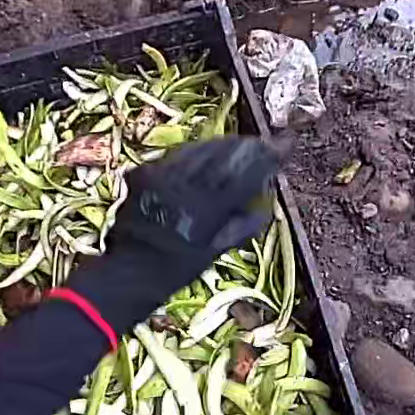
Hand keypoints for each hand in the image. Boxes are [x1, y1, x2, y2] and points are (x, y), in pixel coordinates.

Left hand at [66, 137, 280, 331]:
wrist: (130, 271)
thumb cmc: (176, 269)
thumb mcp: (215, 251)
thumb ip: (242, 227)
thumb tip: (265, 208)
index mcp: (208, 207)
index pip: (245, 173)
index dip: (267, 157)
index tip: (284, 146)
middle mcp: (186, 185)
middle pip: (223, 153)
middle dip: (245, 146)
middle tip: (261, 144)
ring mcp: (163, 175)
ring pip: (199, 148)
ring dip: (220, 145)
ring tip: (235, 146)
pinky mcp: (145, 172)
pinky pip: (176, 155)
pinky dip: (194, 152)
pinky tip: (202, 154)